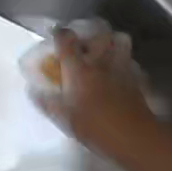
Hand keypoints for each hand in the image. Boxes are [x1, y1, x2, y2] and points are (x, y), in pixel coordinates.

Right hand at [37, 27, 162, 155]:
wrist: (134, 137)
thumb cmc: (95, 128)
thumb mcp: (65, 120)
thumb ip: (48, 103)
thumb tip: (35, 92)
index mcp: (78, 70)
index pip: (67, 40)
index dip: (60, 34)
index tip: (56, 37)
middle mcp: (100, 62)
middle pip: (98, 34)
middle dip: (90, 35)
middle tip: (83, 45)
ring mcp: (121, 67)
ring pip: (120, 41)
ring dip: (111, 42)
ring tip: (104, 53)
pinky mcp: (137, 77)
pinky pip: (129, 59)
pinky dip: (123, 60)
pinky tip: (119, 72)